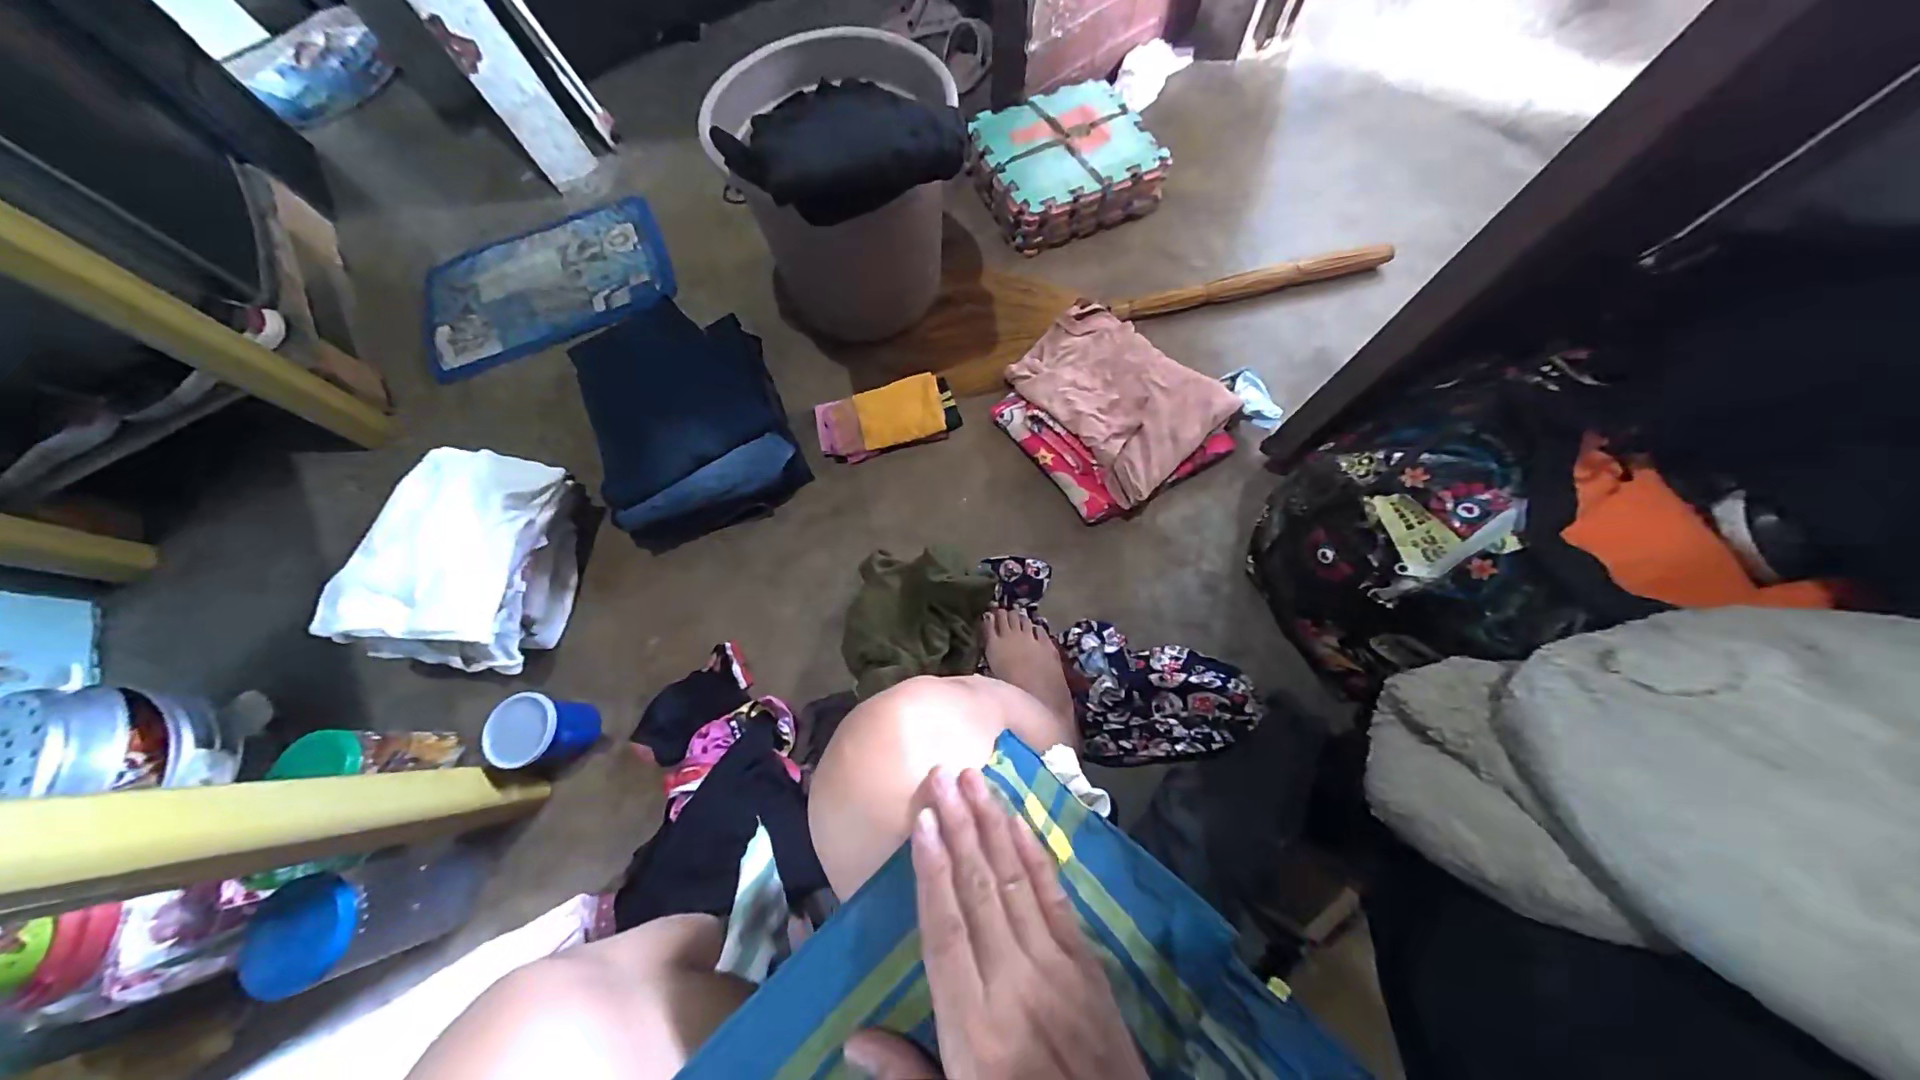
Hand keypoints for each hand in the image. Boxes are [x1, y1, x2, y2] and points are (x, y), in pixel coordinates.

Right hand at [843, 766, 1147, 1079]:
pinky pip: (1056, 898)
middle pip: (979, 890)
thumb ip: (907, 1074)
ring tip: (975, 780)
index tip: (922, 820)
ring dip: (994, 826)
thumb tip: (852, 1039)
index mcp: (974, 1025)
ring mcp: (1056, 967)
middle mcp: (1014, 982)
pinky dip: (1036, 856)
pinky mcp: (1087, 963)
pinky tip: (1020, 823)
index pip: (945, 929)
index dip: (932, 870)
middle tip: (943, 774)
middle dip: (960, 826)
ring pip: (1016, 882)